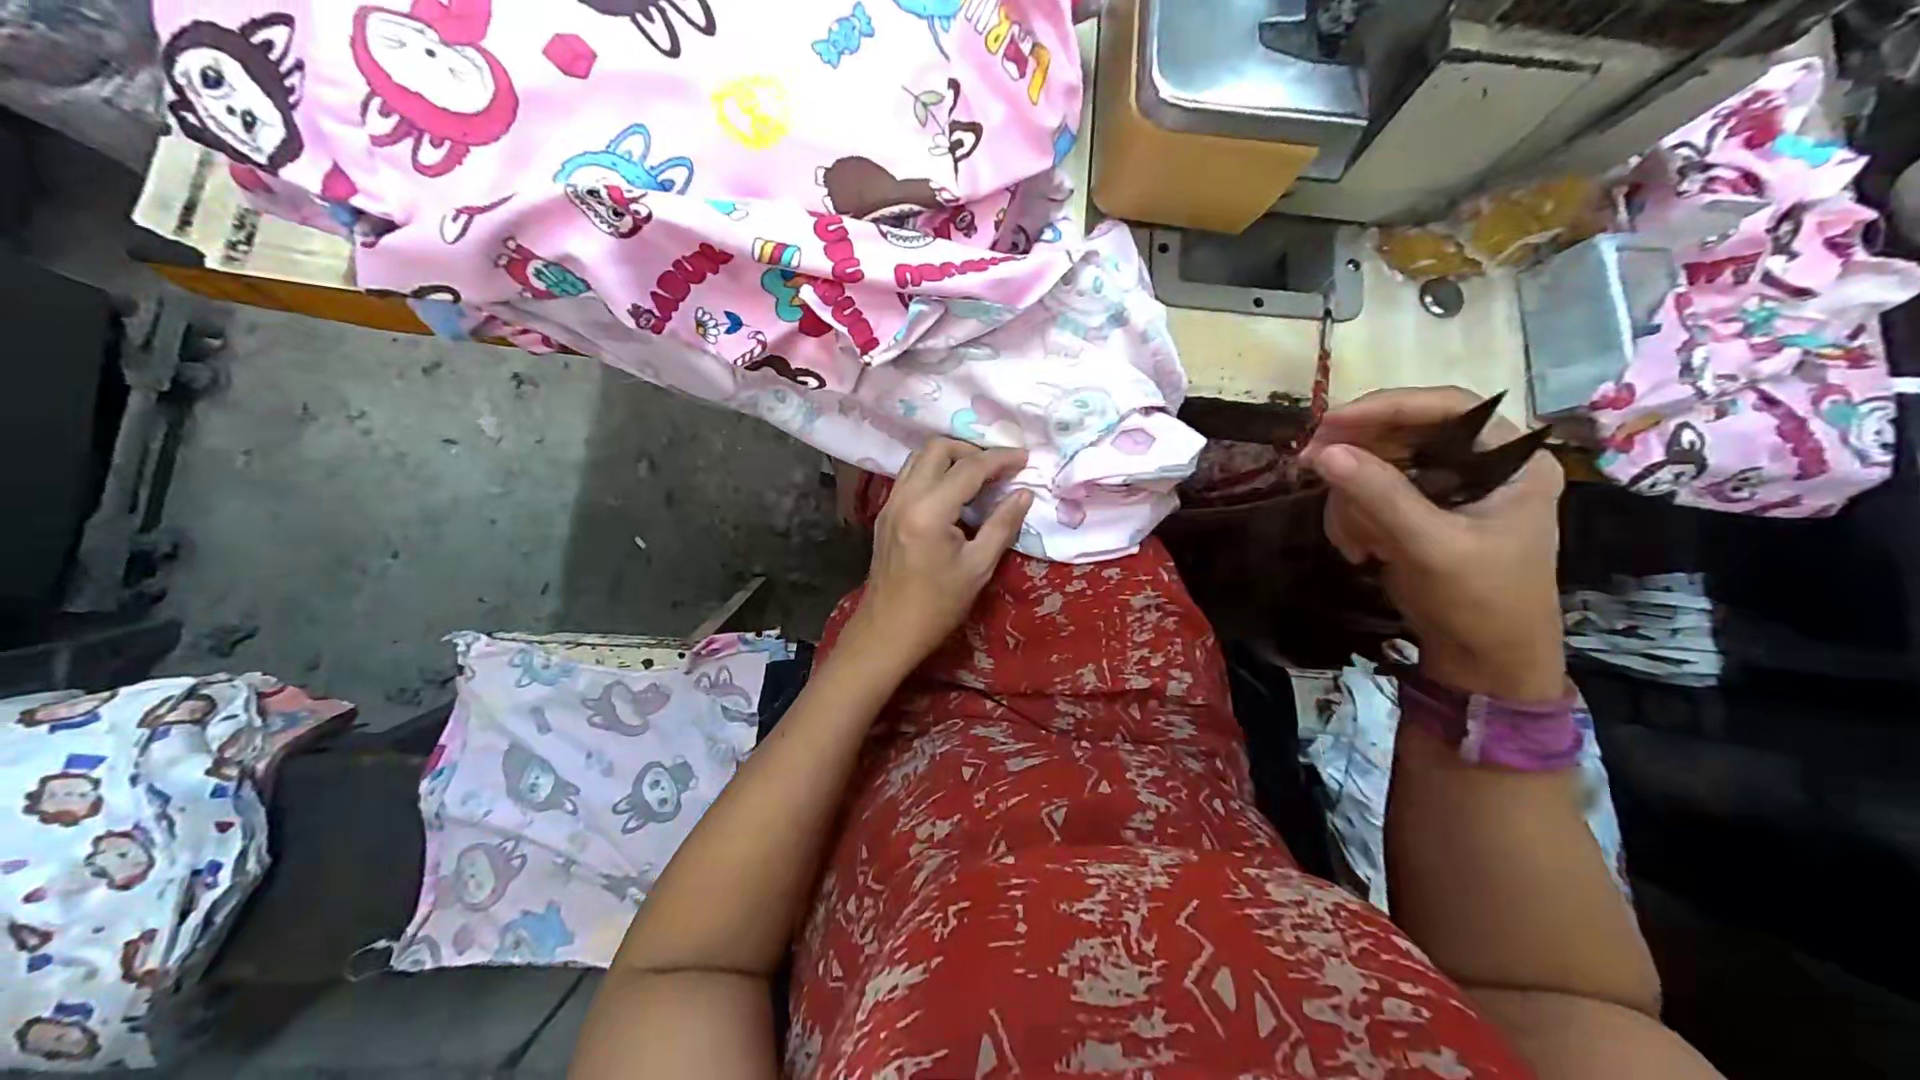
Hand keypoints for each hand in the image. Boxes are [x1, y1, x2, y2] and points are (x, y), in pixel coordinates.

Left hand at [842, 438, 1033, 675]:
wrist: (888, 631)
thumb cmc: (938, 606)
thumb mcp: (979, 567)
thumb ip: (1003, 525)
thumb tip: (1024, 493)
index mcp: (929, 511)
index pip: (969, 468)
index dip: (1000, 459)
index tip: (1025, 458)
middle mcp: (905, 498)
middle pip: (937, 448)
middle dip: (971, 450)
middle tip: (998, 468)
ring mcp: (890, 503)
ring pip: (919, 458)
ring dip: (950, 458)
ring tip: (979, 477)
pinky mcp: (885, 513)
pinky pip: (911, 476)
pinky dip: (935, 473)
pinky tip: (955, 494)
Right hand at [1302, 387, 1566, 701]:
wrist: (1486, 665)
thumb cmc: (1480, 602)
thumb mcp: (1430, 546)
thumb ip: (1379, 495)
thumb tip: (1322, 452)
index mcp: (1512, 459)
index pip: (1447, 407)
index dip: (1386, 407)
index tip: (1329, 422)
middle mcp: (1481, 465)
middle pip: (1404, 436)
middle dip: (1358, 462)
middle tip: (1310, 466)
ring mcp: (1447, 491)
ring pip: (1378, 468)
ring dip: (1352, 502)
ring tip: (1353, 544)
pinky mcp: (1419, 515)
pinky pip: (1371, 498)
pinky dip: (1354, 520)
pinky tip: (1359, 552)